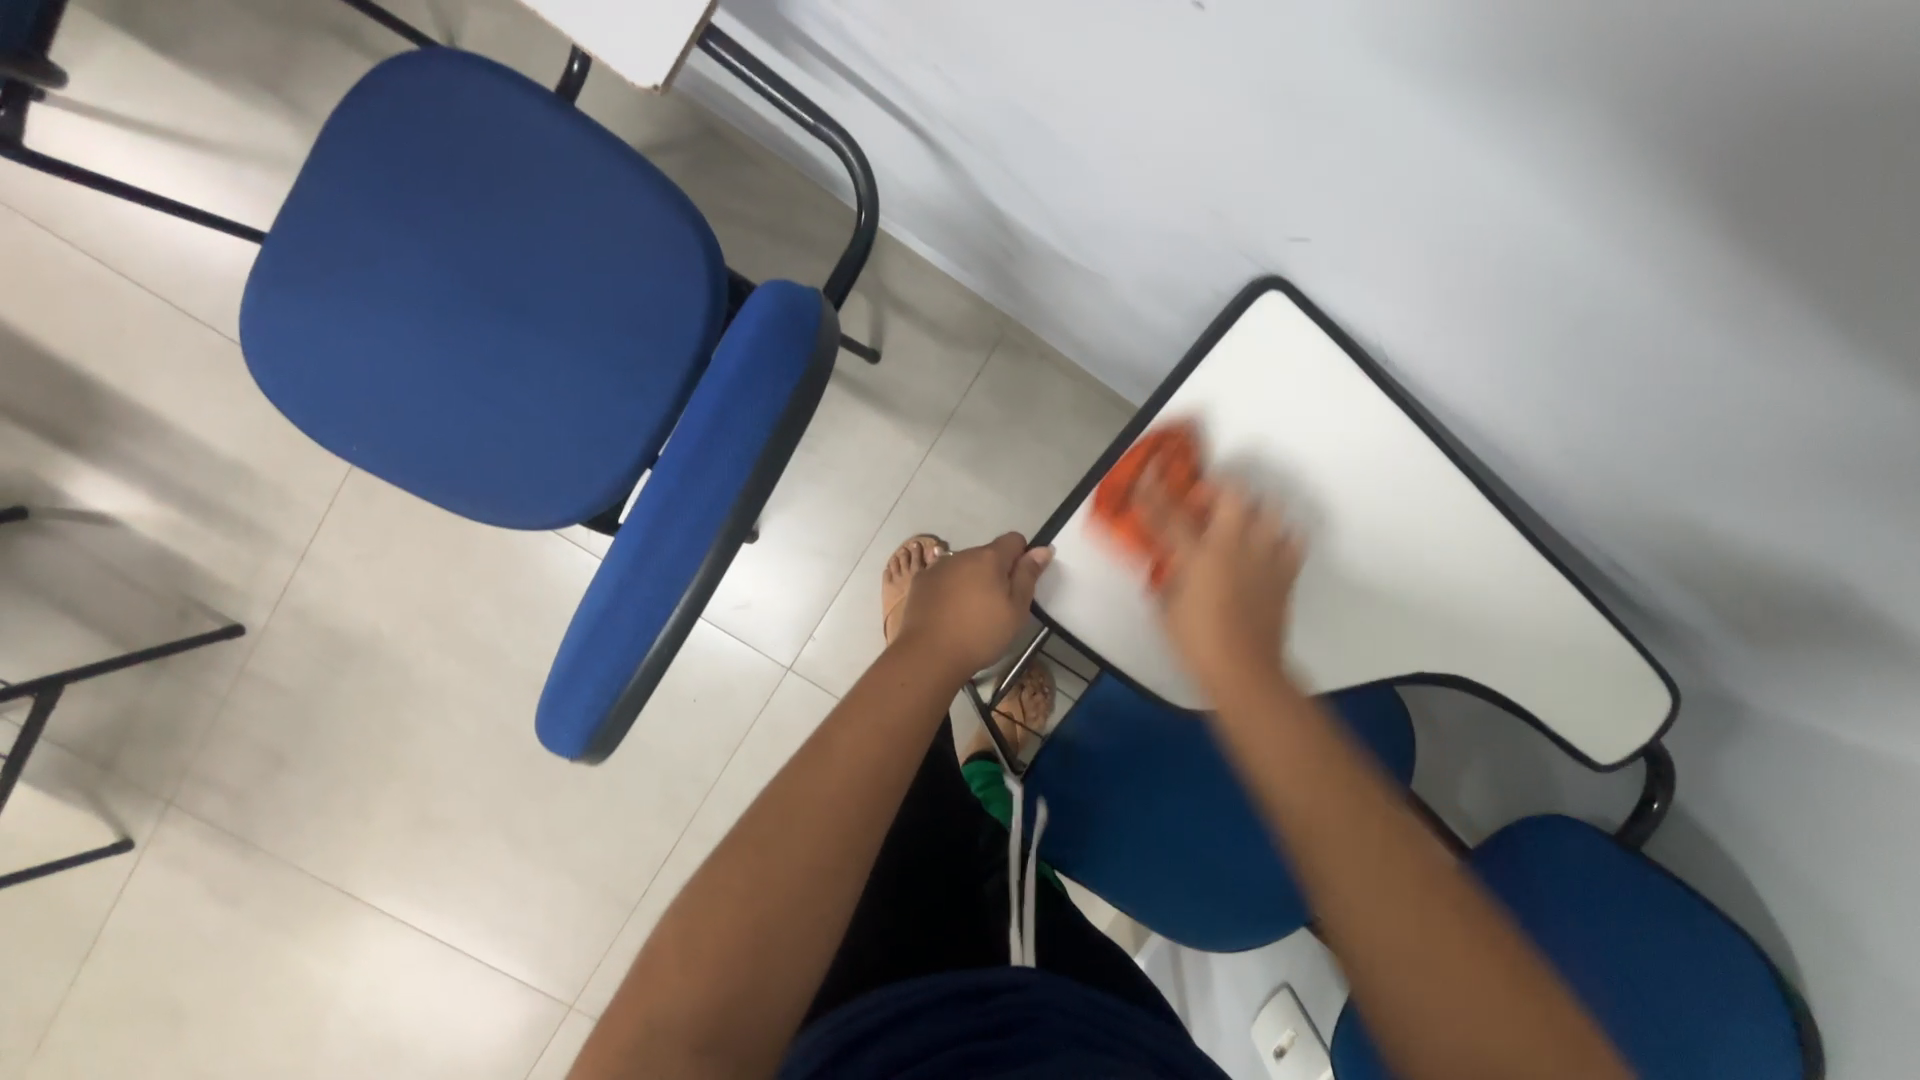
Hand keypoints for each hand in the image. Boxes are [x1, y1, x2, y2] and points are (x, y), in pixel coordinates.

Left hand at [889, 533, 1052, 681]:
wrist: (929, 654)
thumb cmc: (980, 634)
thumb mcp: (1016, 610)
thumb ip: (1028, 575)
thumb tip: (1042, 549)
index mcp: (989, 558)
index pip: (1013, 539)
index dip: (1022, 556)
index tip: (1020, 582)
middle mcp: (962, 554)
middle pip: (987, 554)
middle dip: (995, 571)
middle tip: (996, 605)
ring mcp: (937, 567)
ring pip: (964, 566)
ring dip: (971, 579)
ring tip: (970, 612)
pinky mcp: (920, 582)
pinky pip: (943, 578)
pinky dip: (949, 588)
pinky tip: (948, 613)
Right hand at [1136, 466, 1304, 699]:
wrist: (1244, 670)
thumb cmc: (1197, 643)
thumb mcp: (1167, 608)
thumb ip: (1169, 577)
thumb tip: (1170, 564)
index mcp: (1198, 556)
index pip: (1169, 515)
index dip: (1154, 492)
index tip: (1148, 474)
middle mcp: (1234, 547)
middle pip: (1234, 494)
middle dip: (1219, 487)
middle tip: (1207, 498)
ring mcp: (1265, 557)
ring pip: (1271, 509)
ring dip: (1255, 507)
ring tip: (1243, 517)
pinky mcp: (1286, 573)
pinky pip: (1294, 540)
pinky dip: (1282, 535)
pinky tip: (1269, 544)